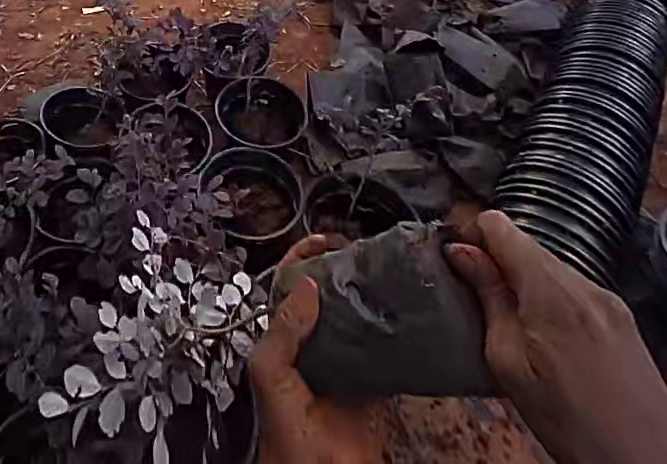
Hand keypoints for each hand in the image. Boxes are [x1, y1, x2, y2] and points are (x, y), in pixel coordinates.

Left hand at [248, 235, 383, 463]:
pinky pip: (378, 345)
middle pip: (325, 291)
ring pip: (352, 312)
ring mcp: (341, 357)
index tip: (323, 240)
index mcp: (285, 334)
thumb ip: (283, 328)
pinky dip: (387, 326)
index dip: (303, 256)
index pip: (290, 282)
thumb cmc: (284, 427)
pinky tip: (397, 308)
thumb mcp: (269, 370)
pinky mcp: (369, 378)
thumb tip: (308, 285)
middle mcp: (313, 340)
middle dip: (338, 267)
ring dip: (363, 291)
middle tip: (358, 250)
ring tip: (379, 270)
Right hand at [446, 211, 666, 463]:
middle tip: (479, 295)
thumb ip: (486, 297)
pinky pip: (572, 285)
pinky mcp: (622, 316)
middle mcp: (584, 283)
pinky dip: (550, 294)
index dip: (471, 235)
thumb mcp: (508, 363)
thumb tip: (460, 253)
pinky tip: (547, 334)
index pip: (498, 225)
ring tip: (513, 321)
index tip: (459, 259)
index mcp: (552, 291)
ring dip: (523, 278)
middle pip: (524, 243)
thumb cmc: (572, 426)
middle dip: (496, 260)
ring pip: (548, 263)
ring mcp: (608, 298)